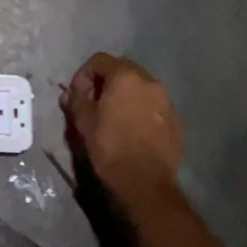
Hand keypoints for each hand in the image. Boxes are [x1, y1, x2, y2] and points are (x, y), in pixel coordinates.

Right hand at [62, 52, 183, 196]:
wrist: (147, 185)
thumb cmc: (111, 148)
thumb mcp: (84, 122)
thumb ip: (76, 101)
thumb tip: (69, 94)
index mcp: (125, 76)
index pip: (99, 60)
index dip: (84, 74)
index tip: (77, 94)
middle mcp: (149, 81)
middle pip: (122, 70)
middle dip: (106, 82)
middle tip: (94, 103)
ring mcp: (166, 101)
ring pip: (140, 89)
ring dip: (125, 96)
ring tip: (115, 117)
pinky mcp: (176, 122)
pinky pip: (154, 107)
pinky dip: (141, 111)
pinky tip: (133, 131)